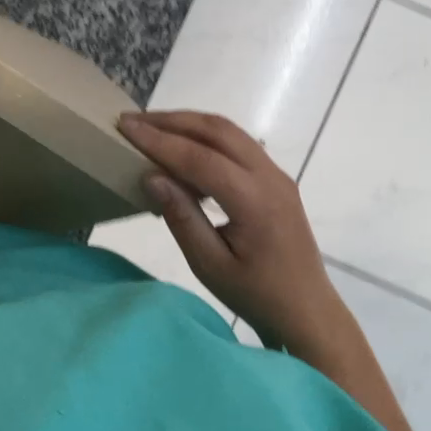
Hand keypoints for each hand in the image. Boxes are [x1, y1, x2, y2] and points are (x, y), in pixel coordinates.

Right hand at [116, 111, 350, 354]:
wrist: (306, 310)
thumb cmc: (255, 294)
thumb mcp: (209, 265)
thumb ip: (182, 217)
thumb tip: (152, 176)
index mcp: (254, 201)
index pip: (199, 158)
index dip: (159, 140)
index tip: (124, 127)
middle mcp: (270, 178)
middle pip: (217, 131)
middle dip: (171, 121)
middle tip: (131, 121)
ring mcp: (276, 175)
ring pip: (229, 132)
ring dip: (188, 124)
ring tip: (150, 127)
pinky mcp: (274, 180)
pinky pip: (237, 144)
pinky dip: (204, 136)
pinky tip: (180, 146)